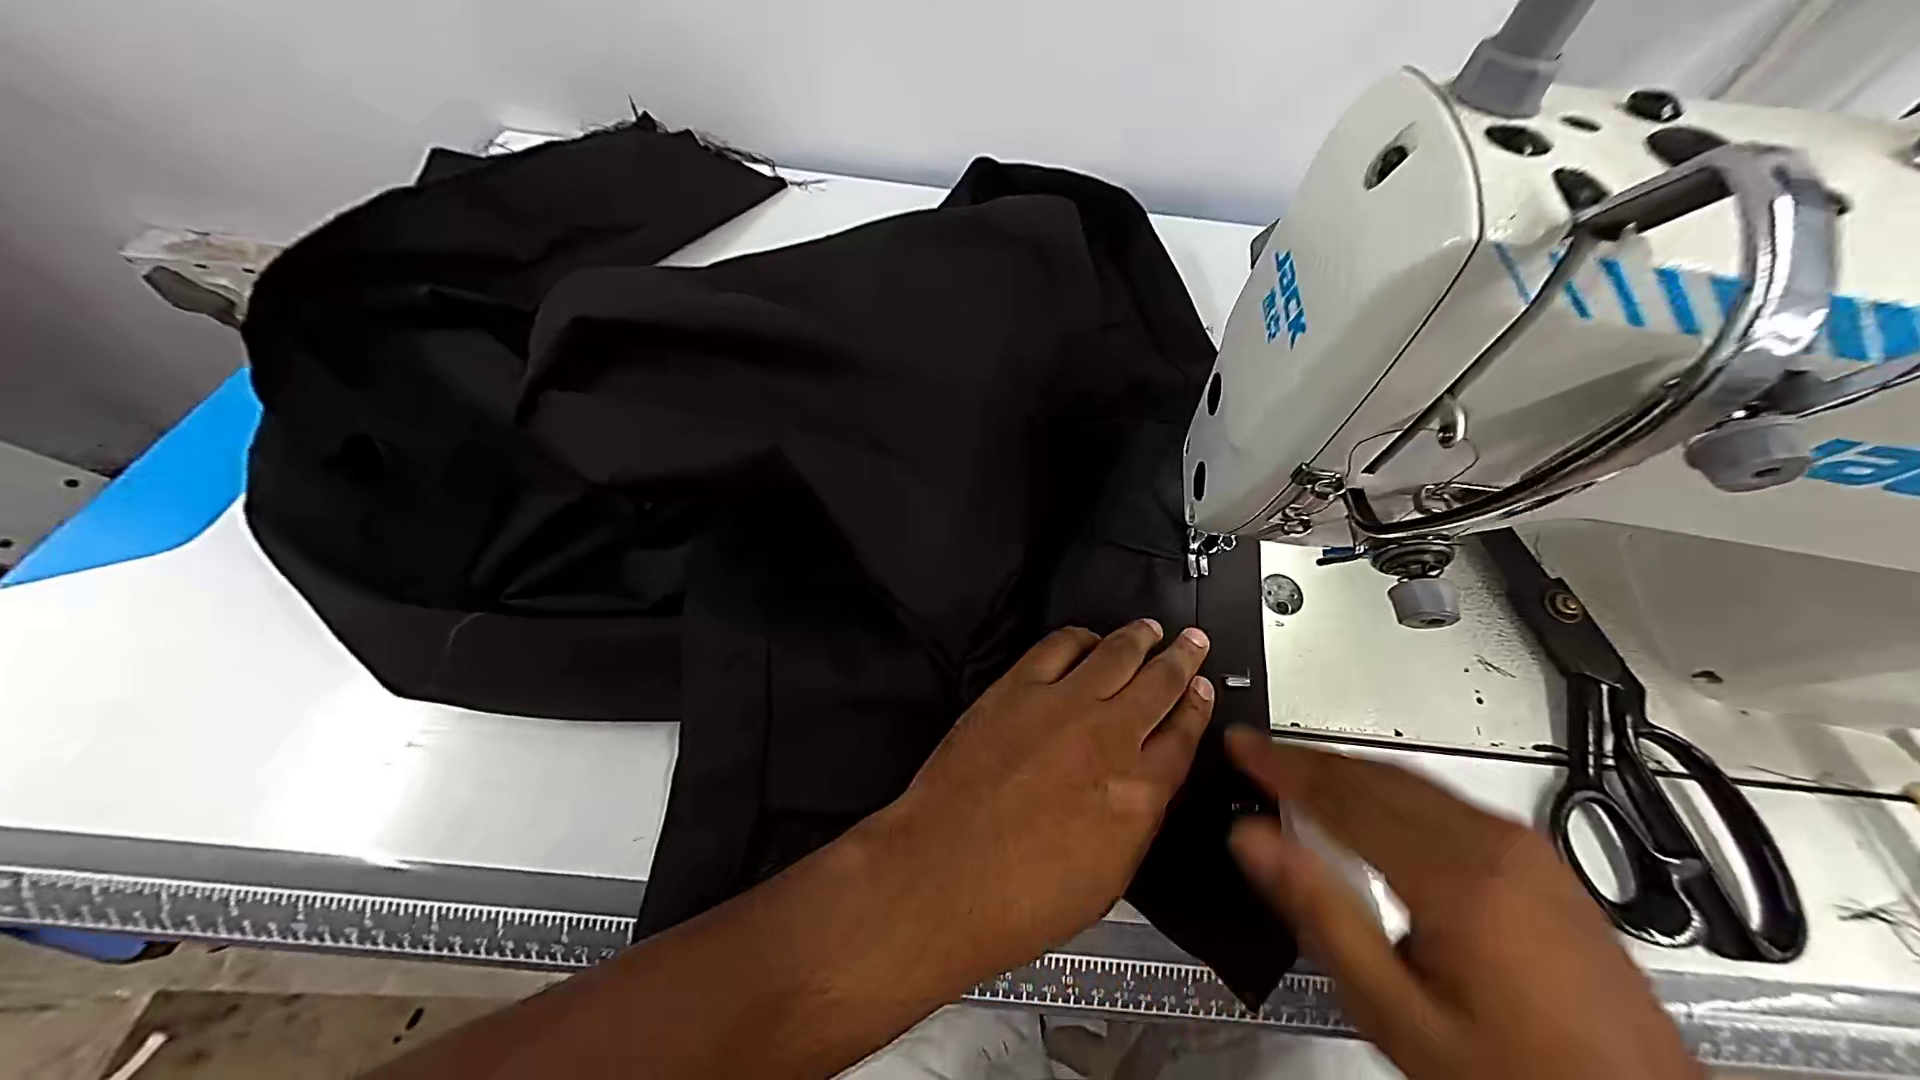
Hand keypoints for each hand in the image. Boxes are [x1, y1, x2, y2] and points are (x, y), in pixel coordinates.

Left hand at [862, 620, 1214, 980]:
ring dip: (1138, 637)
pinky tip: (1083, 637)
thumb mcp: (1105, 879)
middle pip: (1160, 683)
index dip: (1196, 709)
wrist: (940, 876)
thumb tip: (1140, 795)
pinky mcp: (1014, 691)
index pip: (1183, 736)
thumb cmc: (1013, 895)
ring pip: (1116, 655)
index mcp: (1138, 792)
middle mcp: (1107, 739)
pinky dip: (1077, 637)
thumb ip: (1133, 824)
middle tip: (1192, 642)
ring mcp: (1060, 707)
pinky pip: (1056, 648)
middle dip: (1182, 659)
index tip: (1201, 692)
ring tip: (1149, 629)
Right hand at [1225, 730, 1702, 1079]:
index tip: (1239, 744)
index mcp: (1456, 877)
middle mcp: (1494, 845)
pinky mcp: (1538, 859)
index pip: (1343, 794)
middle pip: (1376, 776)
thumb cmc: (1511, 1073)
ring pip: (1409, 780)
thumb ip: (1320, 913)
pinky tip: (1365, 800)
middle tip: (1256, 753)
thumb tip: (1252, 839)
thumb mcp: (1396, 1010)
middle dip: (1307, 760)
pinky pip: (1442, 797)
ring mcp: (1523, 848)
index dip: (1280, 764)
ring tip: (1295, 771)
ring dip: (1344, 770)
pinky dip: (1386, 786)